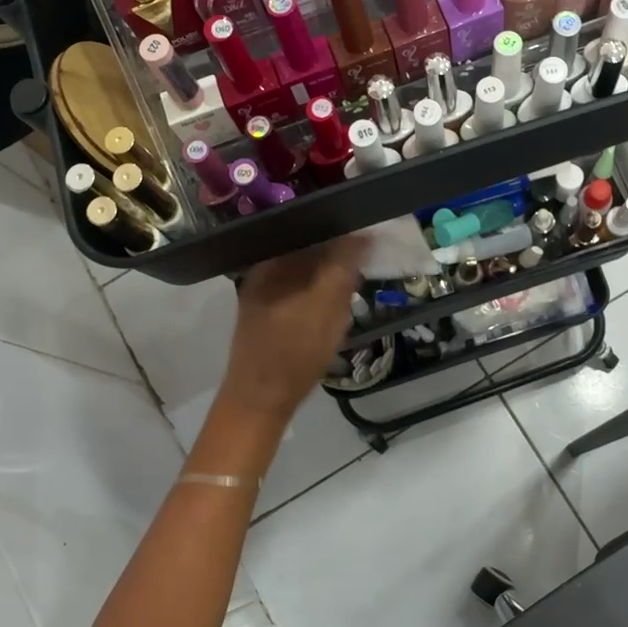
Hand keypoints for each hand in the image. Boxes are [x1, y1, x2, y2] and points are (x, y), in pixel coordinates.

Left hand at [218, 235, 367, 418]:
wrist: (260, 400)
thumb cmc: (293, 352)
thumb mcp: (326, 306)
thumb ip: (343, 266)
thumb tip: (361, 233)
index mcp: (271, 258)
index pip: (308, 226)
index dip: (339, 228)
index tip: (367, 235)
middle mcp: (263, 268)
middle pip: (307, 247)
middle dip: (338, 253)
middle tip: (366, 261)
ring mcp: (265, 291)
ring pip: (306, 270)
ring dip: (331, 274)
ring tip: (354, 282)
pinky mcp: (270, 312)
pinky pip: (301, 290)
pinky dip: (320, 293)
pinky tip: (335, 306)